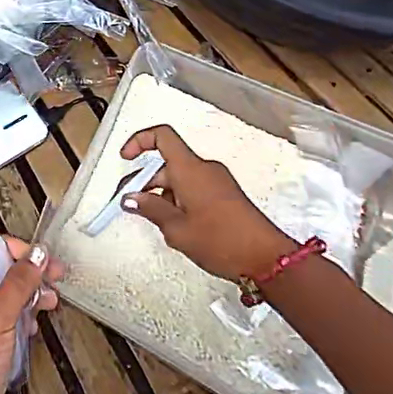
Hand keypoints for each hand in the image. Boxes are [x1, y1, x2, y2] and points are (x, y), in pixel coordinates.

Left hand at [0, 237, 58, 393]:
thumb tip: (39, 253)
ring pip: (10, 298)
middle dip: (31, 274)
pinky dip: (26, 318)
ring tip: (51, 301)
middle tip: (57, 276)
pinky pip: (12, 321)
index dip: (20, 251)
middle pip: (3, 274)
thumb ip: (19, 282)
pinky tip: (35, 324)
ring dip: (31, 296)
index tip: (45, 257)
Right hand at [119, 125, 296, 278]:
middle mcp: (204, 168)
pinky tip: (178, 225)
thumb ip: (150, 209)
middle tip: (131, 203)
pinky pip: (195, 187)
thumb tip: (131, 198)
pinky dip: (180, 199)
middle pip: (167, 162)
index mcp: (190, 169)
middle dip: (146, 181)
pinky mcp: (225, 194)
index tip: (126, 157)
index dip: (140, 141)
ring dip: (163, 194)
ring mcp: (217, 180)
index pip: (162, 136)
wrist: (265, 257)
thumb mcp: (177, 229)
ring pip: (180, 177)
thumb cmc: (223, 241)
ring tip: (158, 223)